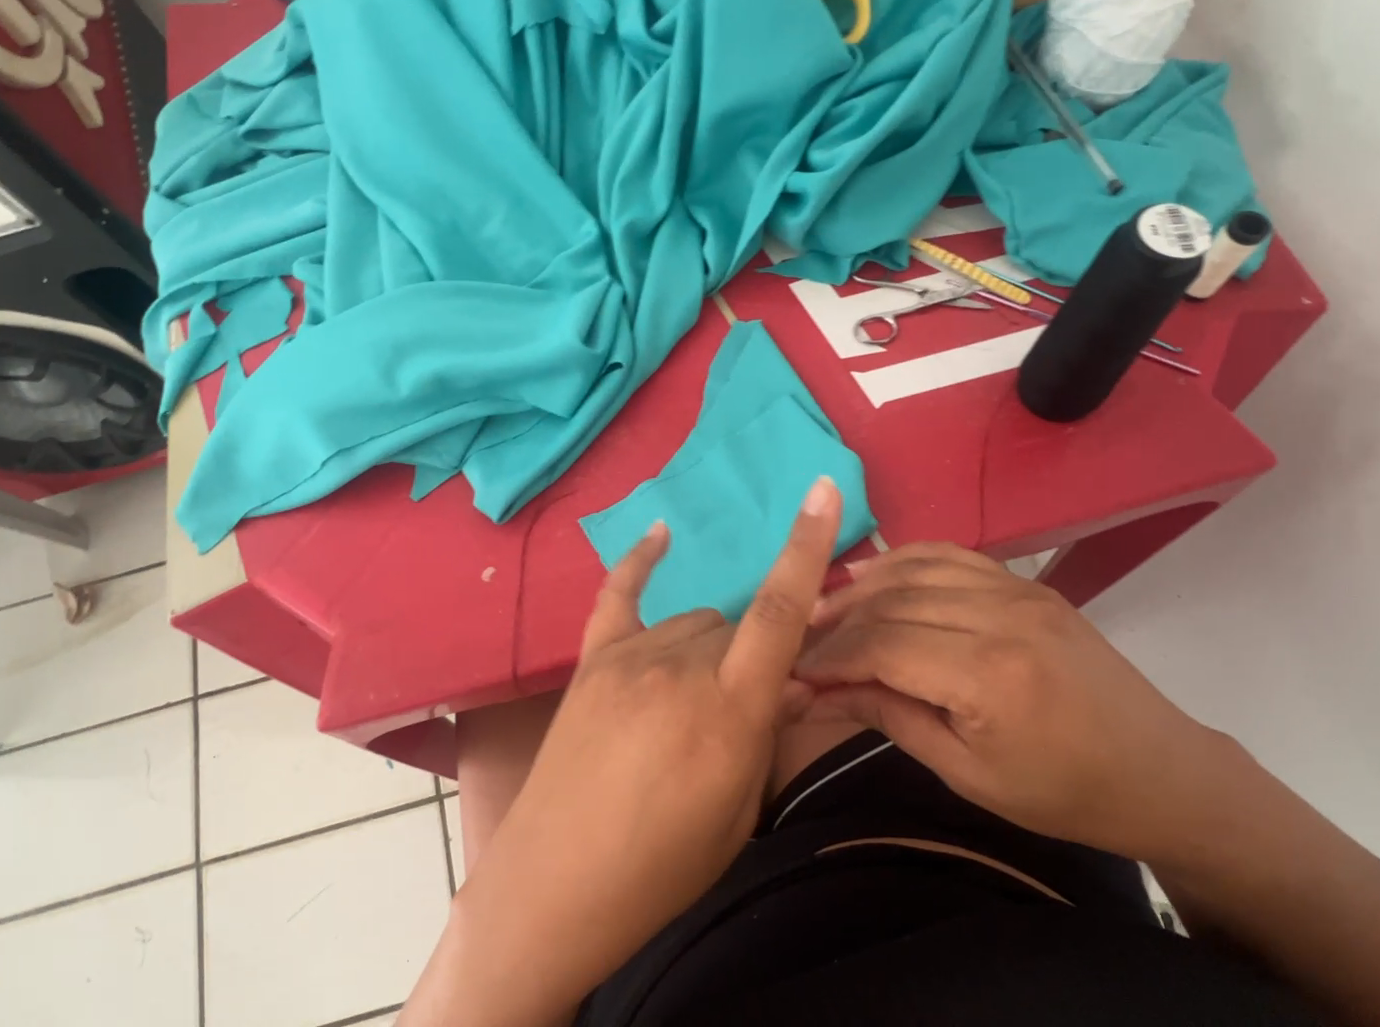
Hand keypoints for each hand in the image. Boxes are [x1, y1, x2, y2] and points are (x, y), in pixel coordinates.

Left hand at [415, 479, 842, 1026]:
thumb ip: (766, 735)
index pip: (779, 612)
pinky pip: (618, 595)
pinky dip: (641, 564)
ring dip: (711, 649)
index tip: (823, 491)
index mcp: (728, 710)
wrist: (555, 888)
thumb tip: (793, 681)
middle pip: (738, 627)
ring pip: (694, 622)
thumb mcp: (737, 813)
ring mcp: (628, 660)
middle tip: (737, 714)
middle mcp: (680, 668)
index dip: (807, 548)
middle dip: (751, 660)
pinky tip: (659, 536)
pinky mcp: (590, 664)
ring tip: (692, 705)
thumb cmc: (661, 869)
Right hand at [796, 542, 1236, 861]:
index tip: (794, 669)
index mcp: (988, 675)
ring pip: (916, 569)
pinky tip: (875, 576)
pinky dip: (906, 560)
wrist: (1156, 770)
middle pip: (893, 601)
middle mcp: (1001, 616)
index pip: (882, 646)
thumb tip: (817, 693)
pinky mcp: (1028, 583)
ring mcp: (1019, 590)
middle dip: (837, 620)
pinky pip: (952, 555)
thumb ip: (889, 717)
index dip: (830, 656)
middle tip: (799, 641)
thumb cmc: (1060, 791)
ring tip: (824, 607)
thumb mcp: (965, 771)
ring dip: (864, 585)